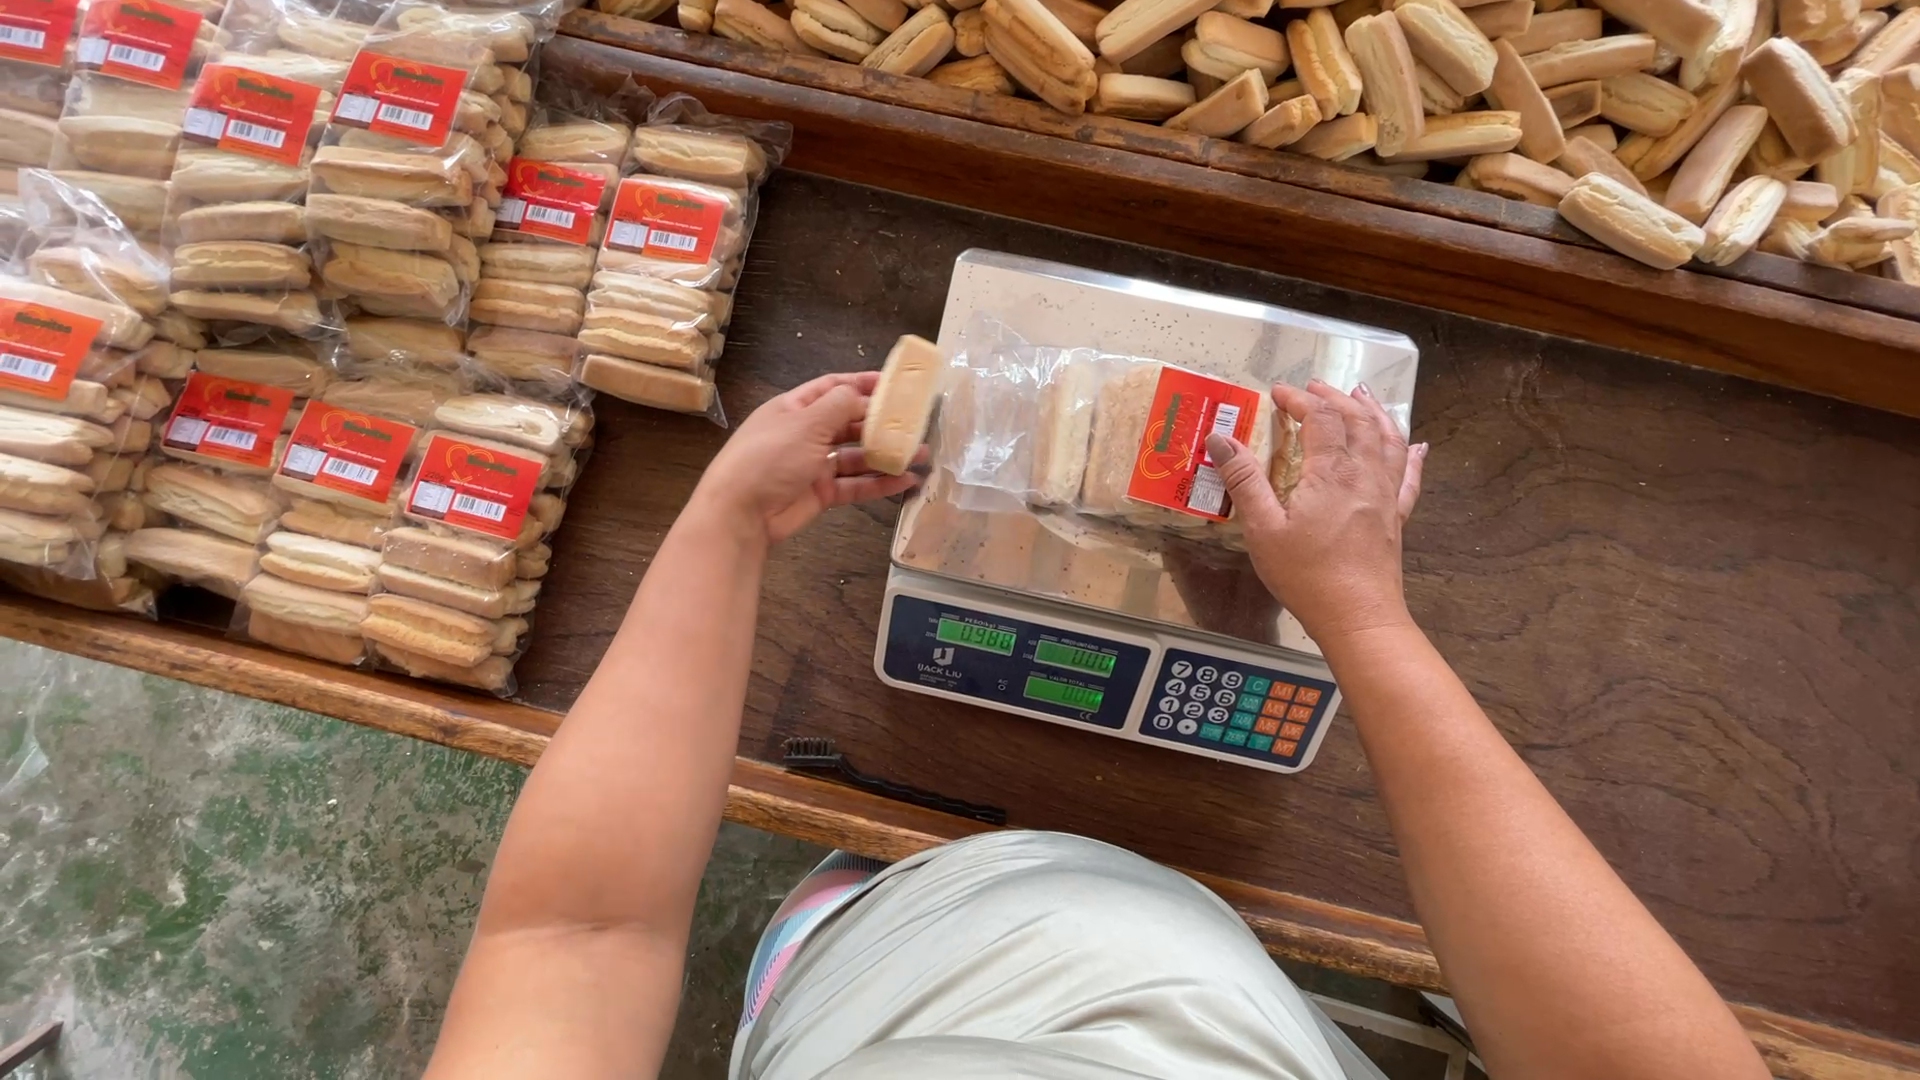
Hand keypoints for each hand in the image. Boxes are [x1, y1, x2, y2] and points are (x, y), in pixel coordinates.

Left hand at [695, 371, 922, 544]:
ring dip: (886, 455)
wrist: (741, 513)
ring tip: (919, 454)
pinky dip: (879, 483)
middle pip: (848, 423)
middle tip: (914, 423)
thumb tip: (863, 394)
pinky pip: (855, 485)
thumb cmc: (769, 458)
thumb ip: (839, 406)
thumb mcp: (805, 423)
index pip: (832, 388)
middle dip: (880, 423)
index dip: (861, 383)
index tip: (893, 384)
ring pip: (856, 457)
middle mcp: (805, 434)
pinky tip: (905, 481)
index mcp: (794, 408)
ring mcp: (813, 465)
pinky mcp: (821, 494)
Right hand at [1206, 380, 1426, 641]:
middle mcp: (1365, 474)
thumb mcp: (1263, 528)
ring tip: (1361, 395)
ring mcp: (1385, 494)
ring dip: (1373, 412)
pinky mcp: (1396, 516)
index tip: (1277, 392)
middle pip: (1357, 421)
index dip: (1299, 399)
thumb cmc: (1306, 574)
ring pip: (1388, 439)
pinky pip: (1409, 475)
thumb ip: (1244, 480)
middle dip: (1334, 397)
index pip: (1320, 419)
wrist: (1358, 615)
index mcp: (1331, 473)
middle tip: (1313, 387)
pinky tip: (1415, 444)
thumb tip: (1220, 440)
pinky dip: (1411, 453)